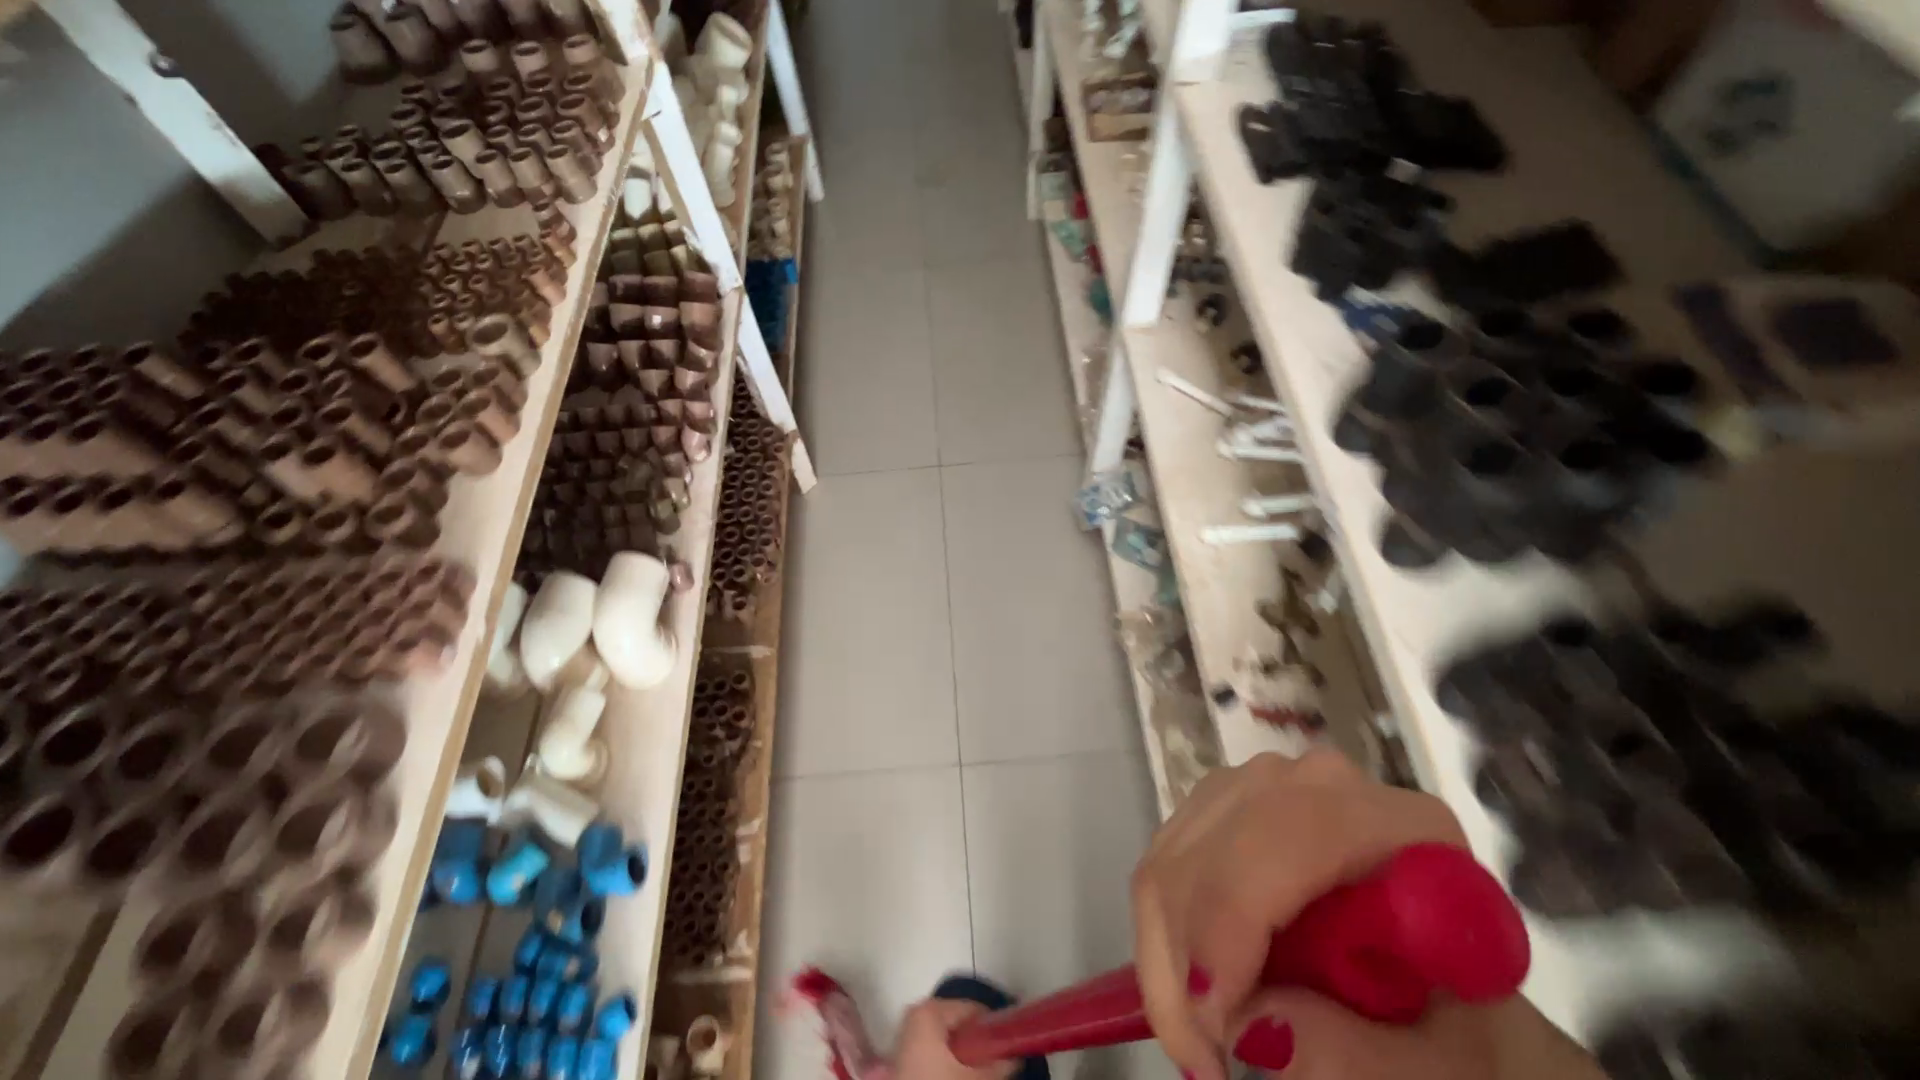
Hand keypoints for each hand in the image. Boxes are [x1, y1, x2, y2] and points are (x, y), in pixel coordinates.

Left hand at [888, 999, 1014, 1079]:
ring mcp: (905, 1035)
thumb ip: (999, 1067)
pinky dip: (947, 1059)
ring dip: (962, 1053)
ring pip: (945, 1037)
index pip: (973, 1009)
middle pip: (958, 1022)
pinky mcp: (901, 1056)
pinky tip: (956, 1074)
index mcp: (930, 1012)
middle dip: (977, 1041)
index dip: (994, 1027)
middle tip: (994, 1062)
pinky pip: (933, 1048)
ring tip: (976, 1071)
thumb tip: (1015, 1060)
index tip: (1009, 1046)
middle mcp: (915, 1014)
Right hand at [1131, 750, 1490, 1079]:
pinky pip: (1164, 863)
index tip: (1217, 1027)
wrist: (1449, 1011)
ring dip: (1168, 952)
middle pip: (1220, 843)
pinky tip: (1192, 992)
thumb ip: (1357, 1057)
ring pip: (1176, 854)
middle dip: (1191, 954)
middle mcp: (1325, 785)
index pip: (1290, 833)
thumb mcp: (1439, 1071)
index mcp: (1404, 827)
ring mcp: (1265, 791)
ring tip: (1198, 1038)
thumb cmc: (1461, 1040)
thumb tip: (1246, 1027)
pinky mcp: (1224, 814)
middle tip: (1201, 1060)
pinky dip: (1162, 937)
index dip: (1234, 918)